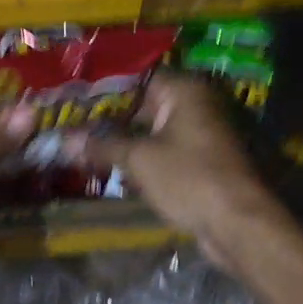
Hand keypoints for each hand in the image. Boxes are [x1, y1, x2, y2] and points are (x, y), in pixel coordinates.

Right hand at [66, 73, 291, 265]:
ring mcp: (198, 134)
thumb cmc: (189, 178)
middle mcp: (193, 105)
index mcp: (183, 91)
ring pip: (147, 131)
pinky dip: (135, 158)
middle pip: (140, 105)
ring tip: (77, 144)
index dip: (100, 88)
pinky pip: (158, 152)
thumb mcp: (138, 159)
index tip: (68, 96)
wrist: (238, 225)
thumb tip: (63, 140)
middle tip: (66, 123)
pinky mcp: (197, 162)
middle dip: (105, 118)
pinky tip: (105, 166)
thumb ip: (101, 145)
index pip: (133, 78)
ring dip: (118, 140)